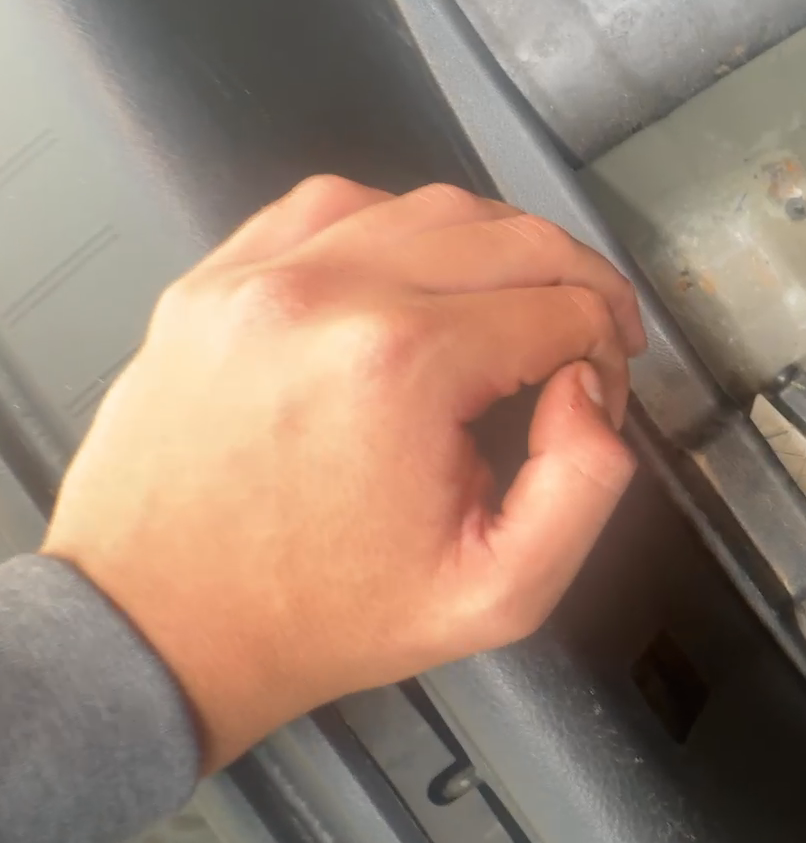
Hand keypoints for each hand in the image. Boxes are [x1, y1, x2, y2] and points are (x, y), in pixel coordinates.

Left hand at [40, 177, 645, 771]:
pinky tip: (438, 275)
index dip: (611, 356)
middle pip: (525, 241)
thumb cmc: (331, 615)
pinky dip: (420, 229)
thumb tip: (589, 388)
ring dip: (517, 252)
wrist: (157, 635)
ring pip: (448, 209)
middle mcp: (330, 296)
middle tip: (602, 337)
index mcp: (403, 365)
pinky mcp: (223, 279)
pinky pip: (351, 207)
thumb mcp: (507, 590)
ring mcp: (263, 277)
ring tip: (534, 304)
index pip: (571, 311)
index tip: (597, 401)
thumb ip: (590, 483)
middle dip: (591, 287)